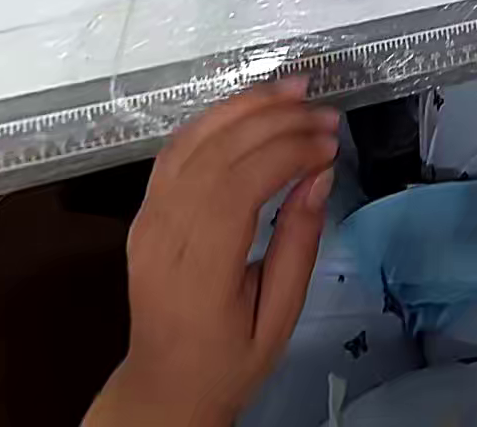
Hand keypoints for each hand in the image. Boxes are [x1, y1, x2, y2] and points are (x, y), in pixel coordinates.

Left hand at [85, 79, 338, 426]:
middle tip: (324, 112)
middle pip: (218, 152)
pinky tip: (252, 105)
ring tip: (294, 89)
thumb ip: (300, 242)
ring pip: (195, 137)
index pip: (240, 187)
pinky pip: (180, 144)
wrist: (163, 387)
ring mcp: (148, 215)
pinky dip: (219, 115)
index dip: (288, 153)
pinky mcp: (146, 205)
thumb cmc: (229, 358)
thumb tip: (319, 174)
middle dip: (278, 121)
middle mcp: (165, 234)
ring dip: (248, 104)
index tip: (330, 145)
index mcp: (199, 273)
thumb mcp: (281, 317)